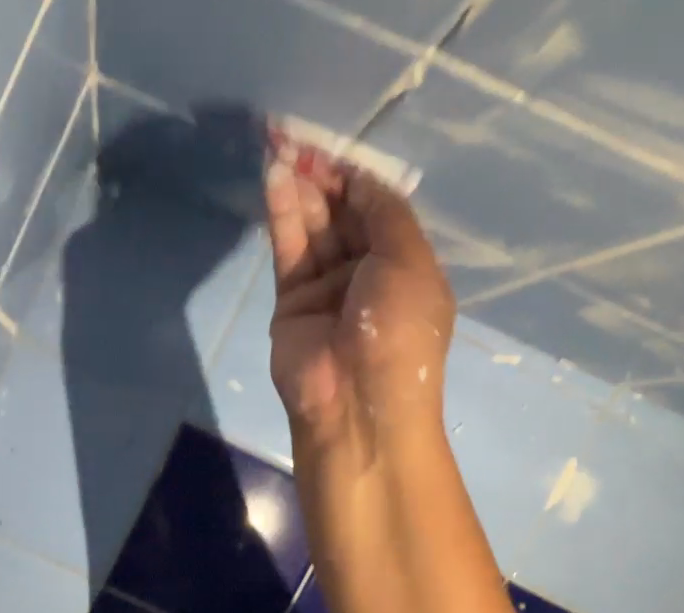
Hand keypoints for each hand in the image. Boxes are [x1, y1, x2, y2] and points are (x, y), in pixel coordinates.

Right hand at [264, 164, 455, 459]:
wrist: (356, 403)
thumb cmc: (398, 331)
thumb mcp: (409, 262)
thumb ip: (385, 214)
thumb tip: (359, 177)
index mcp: (405, 265)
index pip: (379, 207)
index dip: (358, 175)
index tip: (336, 144)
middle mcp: (366, 272)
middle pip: (343, 213)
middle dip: (324, 176)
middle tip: (299, 138)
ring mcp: (326, 287)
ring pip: (312, 227)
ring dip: (300, 189)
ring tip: (283, 149)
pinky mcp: (290, 301)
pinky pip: (288, 250)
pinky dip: (282, 215)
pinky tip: (274, 179)